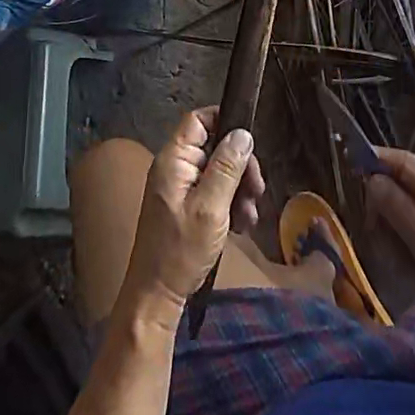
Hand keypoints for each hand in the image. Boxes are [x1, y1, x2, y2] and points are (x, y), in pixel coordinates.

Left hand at [117, 106, 265, 328]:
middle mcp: (174, 167)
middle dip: (239, 166)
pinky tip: (241, 225)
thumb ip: (227, 167)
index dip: (225, 121)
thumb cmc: (181, 250)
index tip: (251, 143)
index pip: (198, 120)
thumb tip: (243, 133)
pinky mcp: (185, 205)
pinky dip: (230, 204)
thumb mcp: (211, 207)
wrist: (158, 294)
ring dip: (238, 189)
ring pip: (218, 171)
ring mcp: (179, 187)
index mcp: (173, 160)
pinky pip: (213, 191)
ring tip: (249, 216)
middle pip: (214, 146)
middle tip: (256, 191)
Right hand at [368, 147, 414, 347]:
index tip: (348, 165)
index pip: (406, 162)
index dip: (375, 159)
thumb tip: (374, 181)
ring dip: (399, 214)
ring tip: (393, 247)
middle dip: (386, 196)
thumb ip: (404, 215)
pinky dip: (414, 223)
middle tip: (373, 231)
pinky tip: (412, 250)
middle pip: (410, 176)